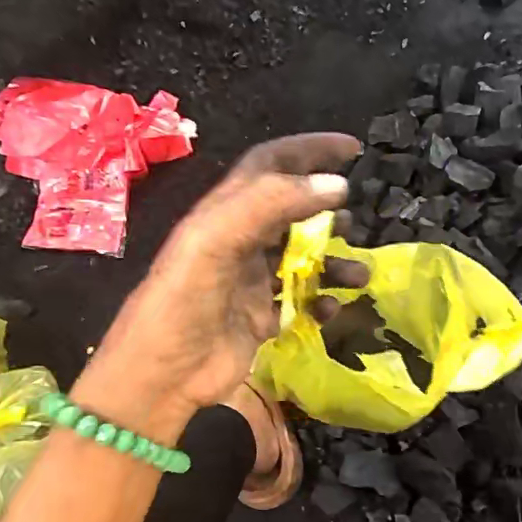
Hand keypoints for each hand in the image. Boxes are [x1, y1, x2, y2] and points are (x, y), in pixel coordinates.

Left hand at [77, 133, 367, 438]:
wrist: (163, 373)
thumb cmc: (183, 300)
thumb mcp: (215, 241)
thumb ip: (271, 203)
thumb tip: (336, 185)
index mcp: (224, 213)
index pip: (270, 165)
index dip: (308, 149)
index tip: (353, 148)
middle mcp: (239, 241)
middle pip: (292, 210)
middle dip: (326, 210)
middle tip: (354, 220)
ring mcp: (251, 280)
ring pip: (303, 257)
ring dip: (334, 260)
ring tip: (358, 272)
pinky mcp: (261, 317)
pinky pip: (302, 300)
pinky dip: (322, 300)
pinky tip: (331, 308)